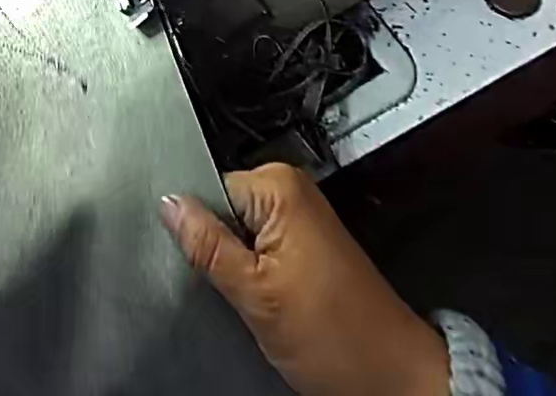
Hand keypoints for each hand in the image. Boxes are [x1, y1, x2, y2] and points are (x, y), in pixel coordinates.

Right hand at [161, 163, 448, 395]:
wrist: (386, 369)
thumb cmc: (336, 333)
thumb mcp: (255, 293)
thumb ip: (207, 245)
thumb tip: (170, 205)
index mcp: (279, 185)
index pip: (209, 188)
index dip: (196, 228)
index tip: (198, 262)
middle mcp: (291, 189)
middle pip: (222, 208)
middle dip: (215, 248)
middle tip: (236, 288)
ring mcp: (298, 213)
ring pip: (237, 229)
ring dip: (234, 263)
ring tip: (257, 296)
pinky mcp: (302, 237)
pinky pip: (257, 242)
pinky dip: (251, 269)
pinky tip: (265, 296)